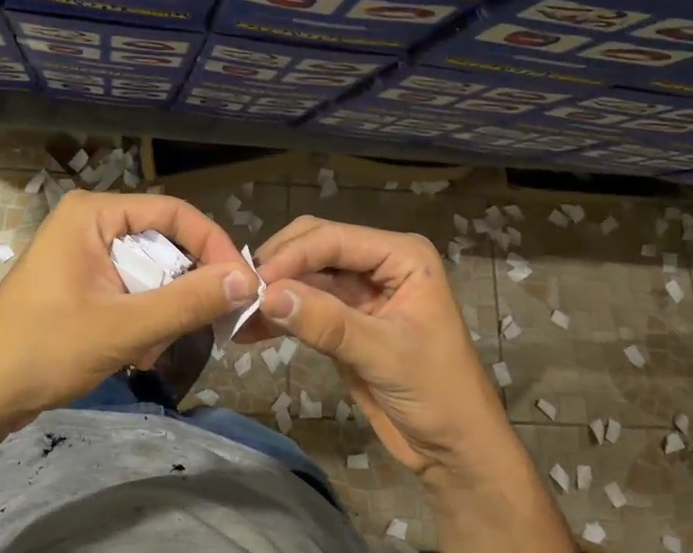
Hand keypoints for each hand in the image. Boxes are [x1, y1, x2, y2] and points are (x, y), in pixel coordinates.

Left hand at [0, 189, 255, 421]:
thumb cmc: (46, 350)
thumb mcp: (124, 327)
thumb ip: (187, 301)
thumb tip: (247, 280)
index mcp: (93, 213)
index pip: (173, 212)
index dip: (213, 246)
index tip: (242, 286)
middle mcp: (89, 222)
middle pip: (163, 242)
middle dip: (182, 288)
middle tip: (200, 327)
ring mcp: (82, 252)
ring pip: (150, 270)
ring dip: (162, 311)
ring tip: (150, 350)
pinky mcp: (80, 281)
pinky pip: (130, 288)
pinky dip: (142, 318)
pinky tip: (135, 353)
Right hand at [243, 216, 511, 475]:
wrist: (456, 452)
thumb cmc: (439, 394)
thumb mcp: (384, 355)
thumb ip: (327, 322)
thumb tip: (267, 295)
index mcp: (402, 255)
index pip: (334, 239)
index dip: (291, 256)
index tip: (252, 282)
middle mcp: (379, 263)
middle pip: (315, 247)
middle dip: (279, 266)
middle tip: (240, 292)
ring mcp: (360, 291)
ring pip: (304, 275)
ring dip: (273, 292)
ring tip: (235, 312)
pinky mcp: (345, 320)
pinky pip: (304, 306)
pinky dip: (279, 316)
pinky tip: (248, 330)